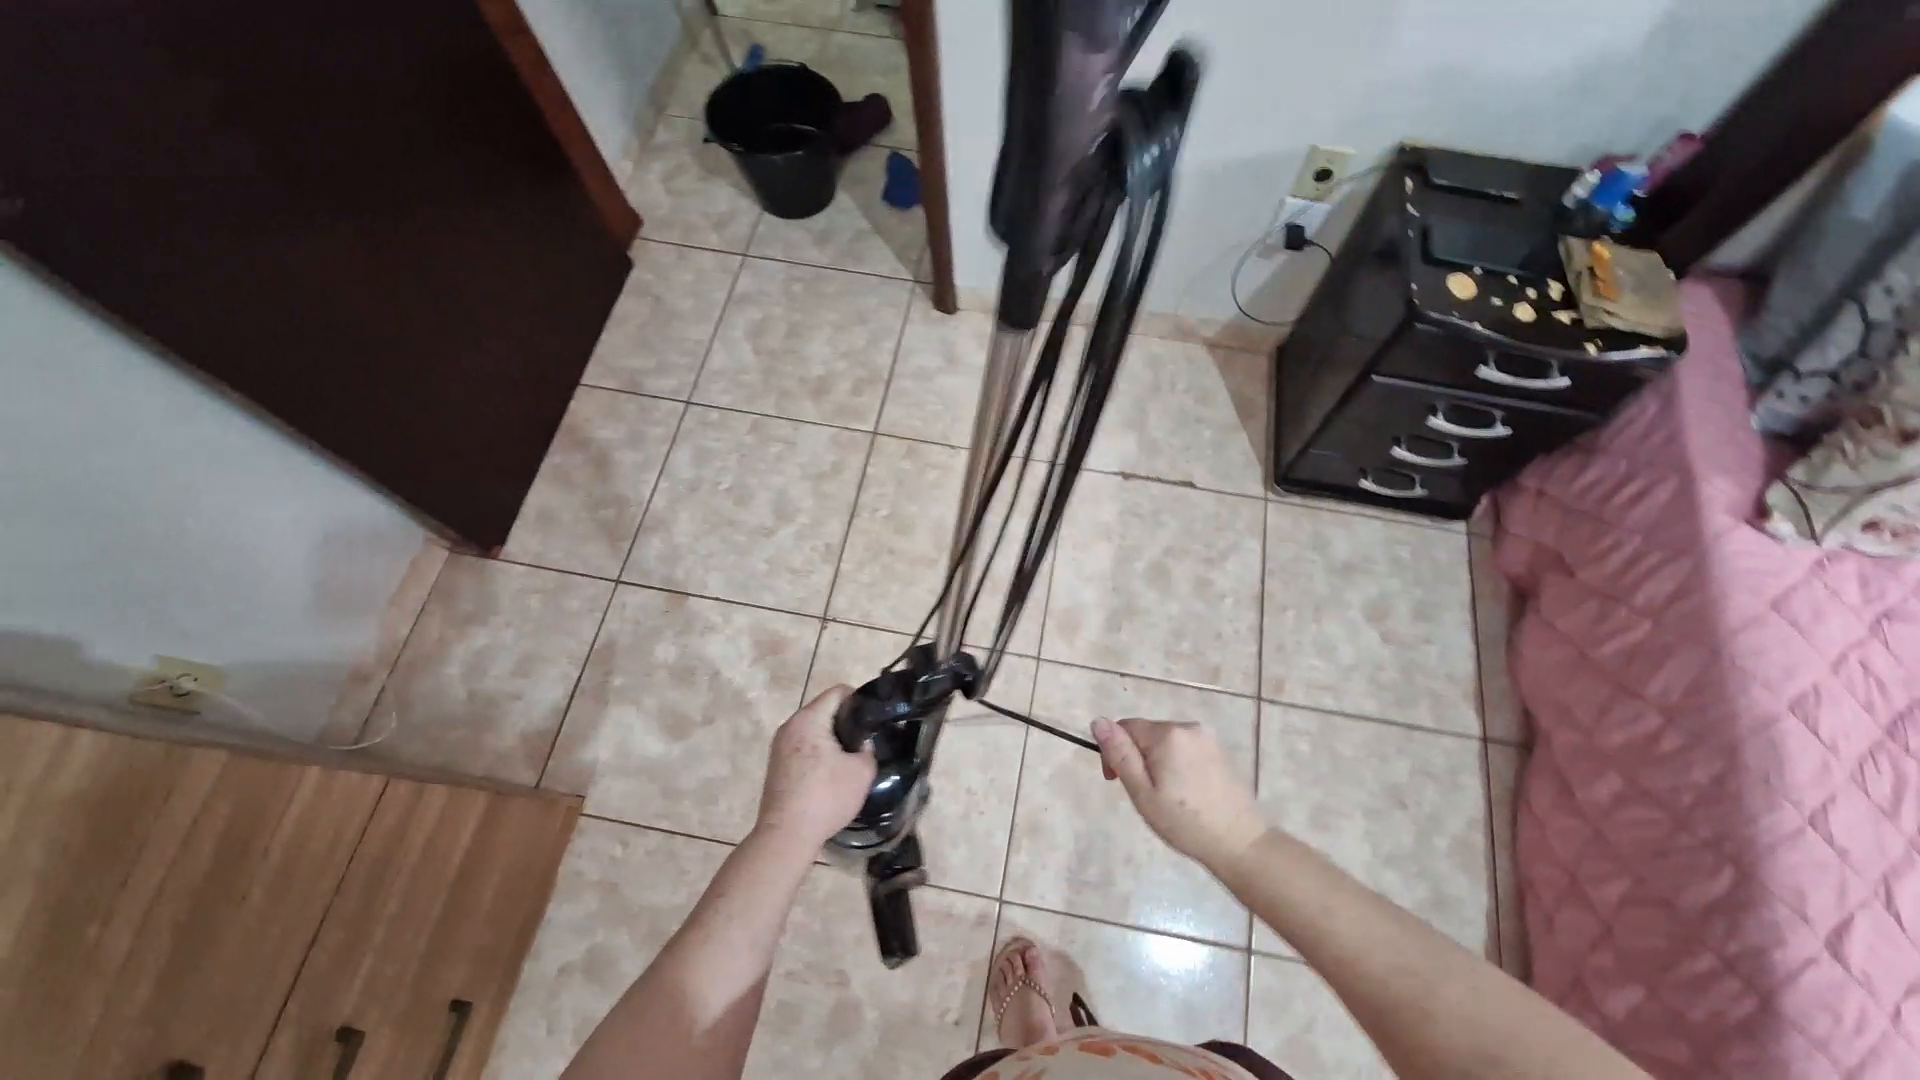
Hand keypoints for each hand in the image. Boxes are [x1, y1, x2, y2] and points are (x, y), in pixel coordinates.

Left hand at [755, 686, 876, 849]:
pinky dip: (818, 752)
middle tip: (865, 740)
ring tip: (850, 758)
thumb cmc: (826, 798)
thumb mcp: (862, 772)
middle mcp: (790, 725)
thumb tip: (862, 743)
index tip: (873, 719)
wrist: (786, 835)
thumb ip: (869, 749)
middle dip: (845, 721)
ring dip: (831, 738)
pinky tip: (830, 773)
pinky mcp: (776, 764)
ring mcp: (779, 745)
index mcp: (809, 719)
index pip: (838, 692)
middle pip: (823, 710)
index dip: (860, 700)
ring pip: (812, 729)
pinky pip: (803, 746)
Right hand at [1092, 718, 1267, 868]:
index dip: (1114, 751)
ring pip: (1166, 742)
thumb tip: (1098, 721)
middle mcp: (1188, 727)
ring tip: (1165, 797)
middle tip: (1144, 795)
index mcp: (1167, 735)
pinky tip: (1185, 793)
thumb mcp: (1143, 792)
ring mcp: (1208, 738)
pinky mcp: (1220, 752)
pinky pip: (1186, 749)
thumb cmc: (1184, 822)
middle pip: (1147, 733)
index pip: (1125, 727)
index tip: (1116, 781)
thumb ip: (1120, 754)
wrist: (1240, 842)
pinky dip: (1177, 765)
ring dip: (1157, 761)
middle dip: (1137, 757)